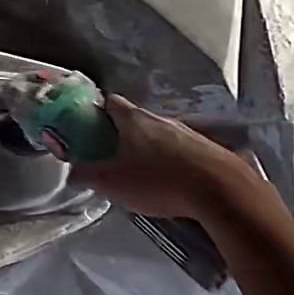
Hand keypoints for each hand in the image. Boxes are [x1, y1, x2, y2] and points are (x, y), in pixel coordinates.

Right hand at [69, 95, 253, 219]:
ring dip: (149, 149)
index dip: (96, 111)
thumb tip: (70, 171)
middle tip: (110, 156)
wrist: (223, 192)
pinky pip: (183, 152)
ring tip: (141, 174)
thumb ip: (84, 174)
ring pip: (160, 136)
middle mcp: (161, 119)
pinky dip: (173, 163)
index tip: (88, 126)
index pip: (109, 102)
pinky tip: (171, 184)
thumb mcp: (110, 182)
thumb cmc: (159, 181)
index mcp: (133, 119)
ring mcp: (189, 133)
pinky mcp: (210, 151)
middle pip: (135, 120)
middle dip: (121, 135)